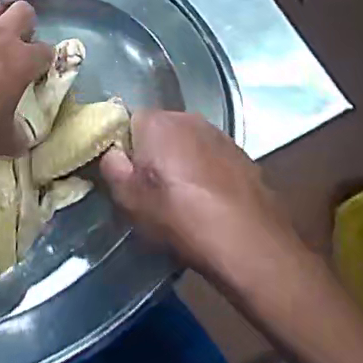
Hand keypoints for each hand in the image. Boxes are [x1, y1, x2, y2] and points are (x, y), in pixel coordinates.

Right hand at [100, 110, 299, 277]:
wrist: (251, 244)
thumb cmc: (182, 219)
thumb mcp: (130, 201)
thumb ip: (111, 168)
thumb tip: (111, 152)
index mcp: (157, 122)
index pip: (128, 122)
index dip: (125, 149)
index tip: (128, 177)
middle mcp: (188, 118)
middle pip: (159, 130)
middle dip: (154, 154)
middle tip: (152, 191)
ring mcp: (220, 135)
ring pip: (188, 143)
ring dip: (182, 163)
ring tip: (184, 201)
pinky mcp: (243, 156)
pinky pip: (212, 158)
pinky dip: (207, 174)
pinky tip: (210, 203)